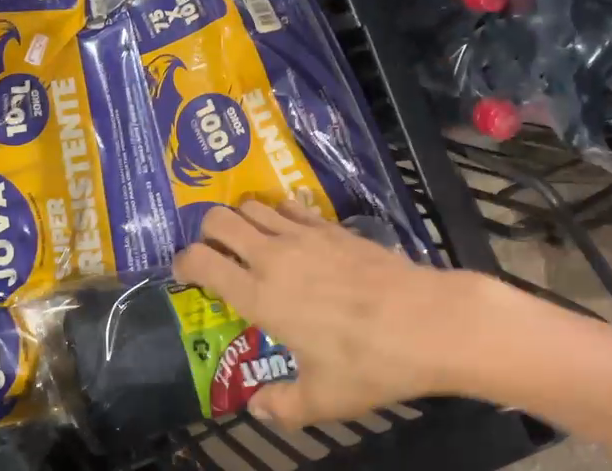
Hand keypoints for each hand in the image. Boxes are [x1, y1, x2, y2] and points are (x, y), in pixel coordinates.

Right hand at [173, 200, 484, 426]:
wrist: (428, 321)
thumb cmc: (371, 363)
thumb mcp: (326, 399)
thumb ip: (284, 404)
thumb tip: (256, 406)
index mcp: (259, 296)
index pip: (200, 261)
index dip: (183, 262)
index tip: (184, 272)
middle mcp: (270, 256)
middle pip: (217, 218)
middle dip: (206, 231)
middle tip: (215, 251)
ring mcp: (300, 235)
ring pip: (250, 205)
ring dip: (241, 218)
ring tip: (250, 239)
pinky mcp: (329, 226)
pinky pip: (288, 206)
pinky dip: (277, 213)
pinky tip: (289, 232)